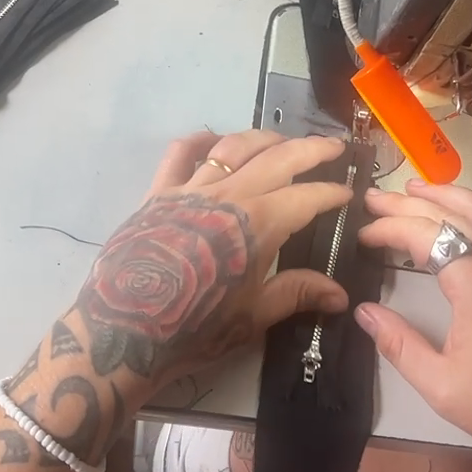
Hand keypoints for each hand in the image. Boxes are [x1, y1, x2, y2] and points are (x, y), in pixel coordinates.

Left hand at [71, 129, 353, 399]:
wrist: (123, 332)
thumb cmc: (193, 328)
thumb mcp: (253, 317)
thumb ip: (297, 294)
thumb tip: (341, 295)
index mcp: (258, 224)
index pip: (306, 197)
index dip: (331, 193)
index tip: (348, 193)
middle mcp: (229, 194)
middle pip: (279, 158)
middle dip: (311, 148)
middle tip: (334, 145)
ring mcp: (192, 188)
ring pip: (235, 147)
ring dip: (265, 138)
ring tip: (283, 141)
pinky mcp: (159, 192)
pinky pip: (181, 154)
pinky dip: (200, 141)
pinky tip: (214, 140)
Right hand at [354, 180, 471, 471]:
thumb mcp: (440, 385)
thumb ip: (398, 344)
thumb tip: (363, 311)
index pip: (424, 235)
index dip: (389, 228)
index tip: (363, 234)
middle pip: (449, 214)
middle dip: (407, 203)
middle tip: (374, 198)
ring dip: (446, 194)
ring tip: (415, 188)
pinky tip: (466, 209)